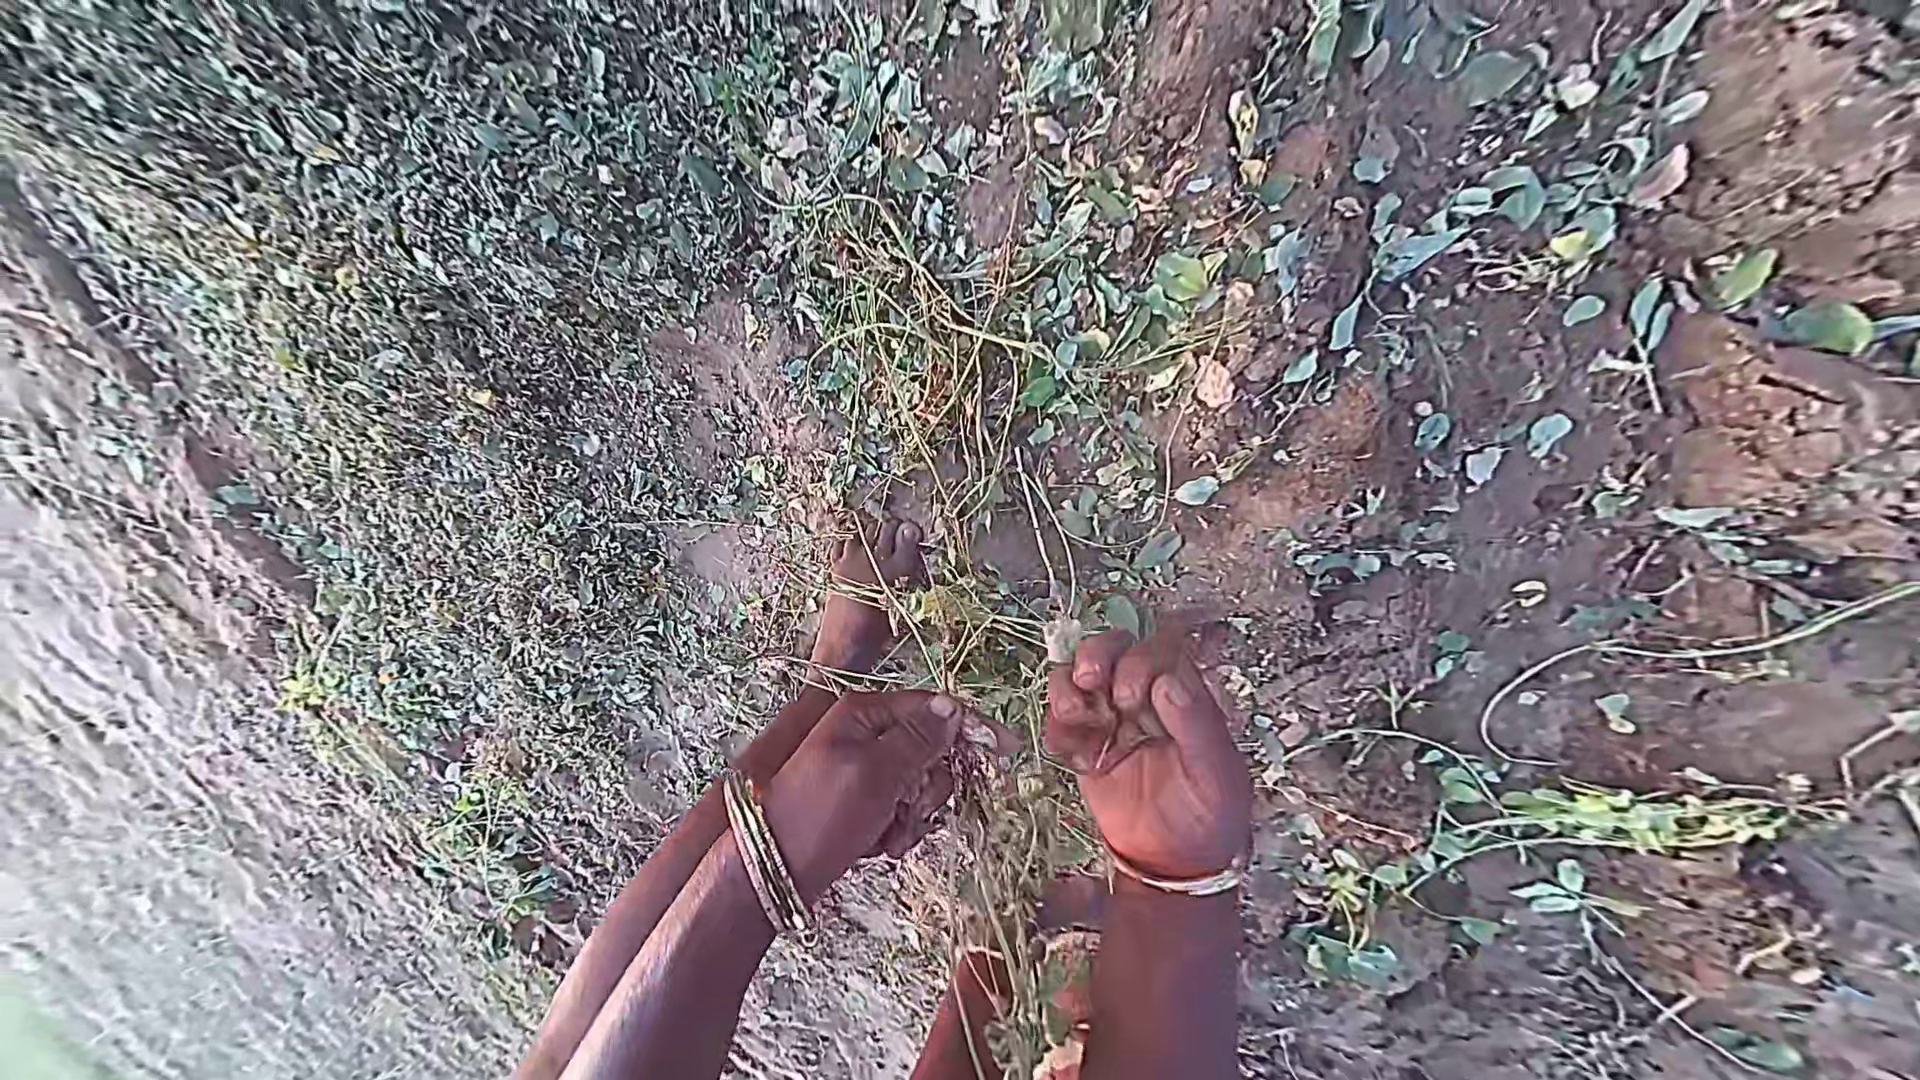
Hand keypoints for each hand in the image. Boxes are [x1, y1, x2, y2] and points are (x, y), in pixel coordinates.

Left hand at [757, 691, 962, 902]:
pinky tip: (881, 845)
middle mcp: (865, 734)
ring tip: (889, 836)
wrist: (769, 876)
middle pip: (930, 748)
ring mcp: (864, 768)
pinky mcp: (863, 800)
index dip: (969, 729)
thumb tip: (953, 707)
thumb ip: (918, 739)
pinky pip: (902, 807)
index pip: (932, 709)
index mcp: (864, 713)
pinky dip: (899, 828)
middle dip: (929, 785)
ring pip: (919, 782)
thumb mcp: (873, 773)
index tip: (1007, 750)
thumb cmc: (819, 817)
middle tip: (910, 809)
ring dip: (914, 813)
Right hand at [1045, 632, 1251, 880]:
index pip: (1156, 647)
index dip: (1137, 660)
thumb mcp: (1216, 775)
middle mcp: (1141, 694)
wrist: (1172, 863)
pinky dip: (1057, 729)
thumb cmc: (1207, 814)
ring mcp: (1108, 715)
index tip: (1131, 695)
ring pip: (1076, 674)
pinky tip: (1075, 757)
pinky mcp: (1082, 740)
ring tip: (1077, 717)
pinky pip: (1057, 719)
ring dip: (1067, 687)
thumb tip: (1167, 682)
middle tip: (1090, 680)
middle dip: (1095, 656)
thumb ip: (1197, 725)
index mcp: (1180, 693)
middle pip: (1111, 648)